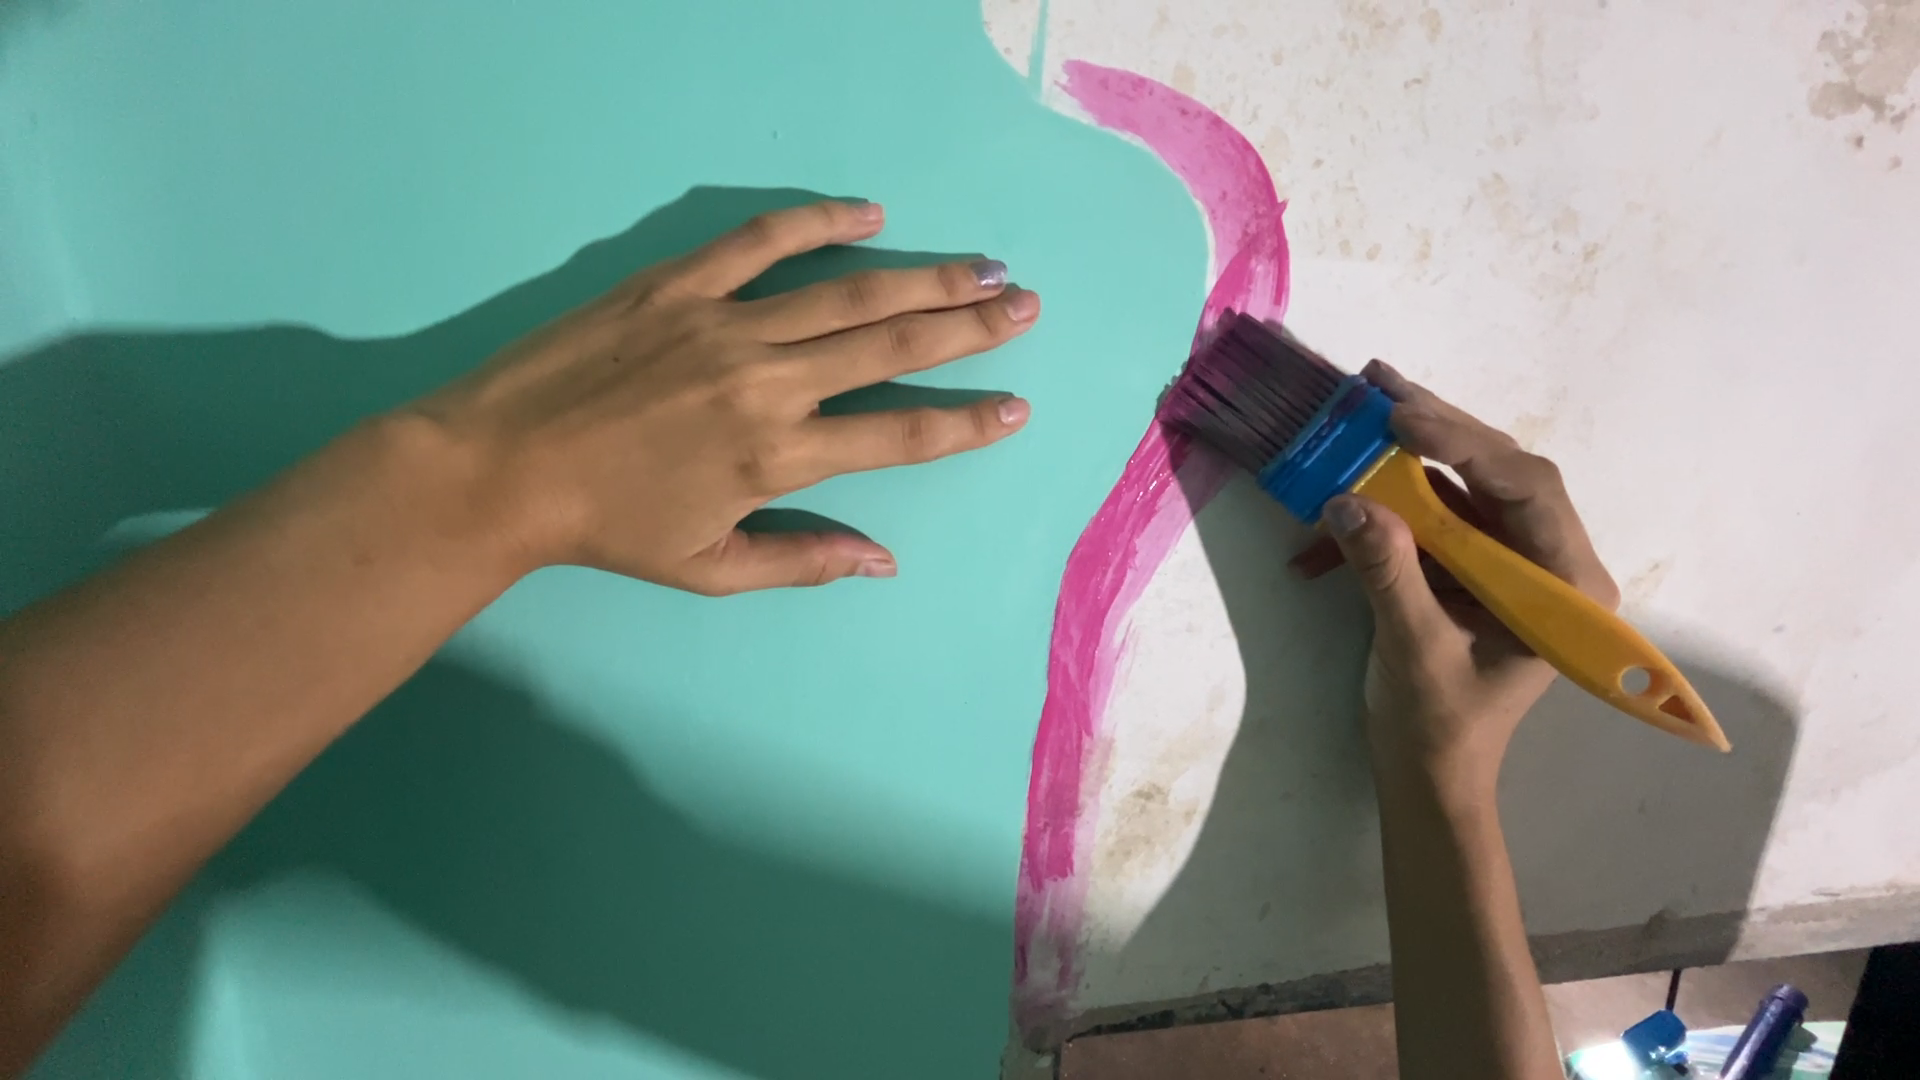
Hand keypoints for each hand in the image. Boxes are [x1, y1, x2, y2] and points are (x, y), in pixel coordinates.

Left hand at [407, 199, 1037, 594]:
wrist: (498, 468)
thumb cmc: (611, 529)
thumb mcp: (711, 568)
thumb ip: (805, 560)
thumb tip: (884, 562)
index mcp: (780, 456)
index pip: (901, 434)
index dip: (967, 423)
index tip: (1016, 406)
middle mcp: (770, 383)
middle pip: (893, 347)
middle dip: (970, 327)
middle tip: (1025, 306)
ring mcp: (726, 325)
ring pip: (847, 293)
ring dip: (924, 278)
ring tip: (981, 267)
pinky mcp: (679, 285)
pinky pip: (763, 243)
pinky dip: (819, 223)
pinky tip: (869, 213)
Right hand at [1293, 361, 1619, 790]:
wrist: (1425, 771)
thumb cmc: (1438, 725)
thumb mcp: (1412, 648)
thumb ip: (1387, 573)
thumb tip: (1346, 500)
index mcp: (1561, 584)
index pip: (1528, 490)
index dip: (1468, 447)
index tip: (1401, 421)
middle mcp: (1539, 561)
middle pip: (1494, 472)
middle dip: (1436, 429)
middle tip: (1378, 386)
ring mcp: (1496, 562)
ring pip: (1457, 486)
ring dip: (1404, 452)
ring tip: (1359, 405)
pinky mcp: (1457, 568)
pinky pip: (1422, 517)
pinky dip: (1376, 506)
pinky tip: (1329, 508)